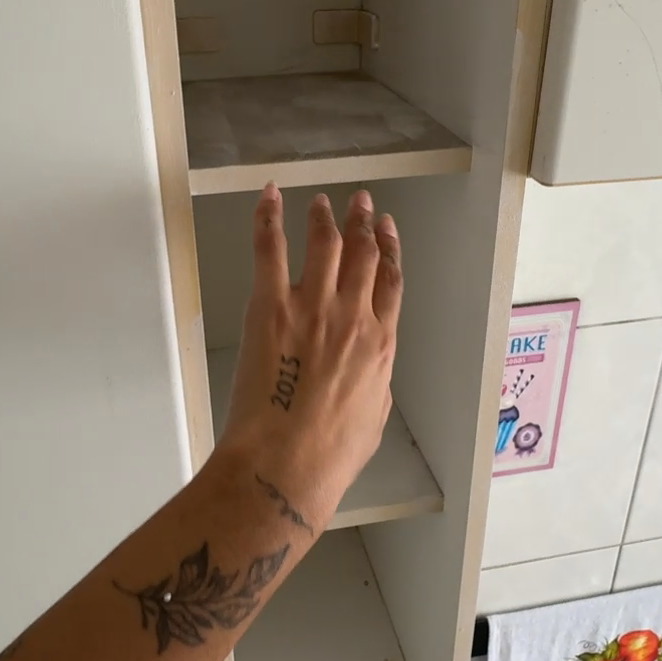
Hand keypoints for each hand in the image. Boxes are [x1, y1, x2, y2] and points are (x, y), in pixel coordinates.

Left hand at [213, 185, 401, 522]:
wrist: (287, 463)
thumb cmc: (329, 455)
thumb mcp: (372, 418)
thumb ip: (374, 383)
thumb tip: (369, 372)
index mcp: (380, 344)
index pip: (391, 283)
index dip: (391, 250)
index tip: (387, 231)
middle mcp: (353, 317)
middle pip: (364, 256)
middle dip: (363, 224)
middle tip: (361, 203)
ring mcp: (313, 308)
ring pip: (326, 245)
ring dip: (326, 218)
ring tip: (323, 202)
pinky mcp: (271, 308)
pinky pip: (272, 249)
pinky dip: (270, 218)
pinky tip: (271, 196)